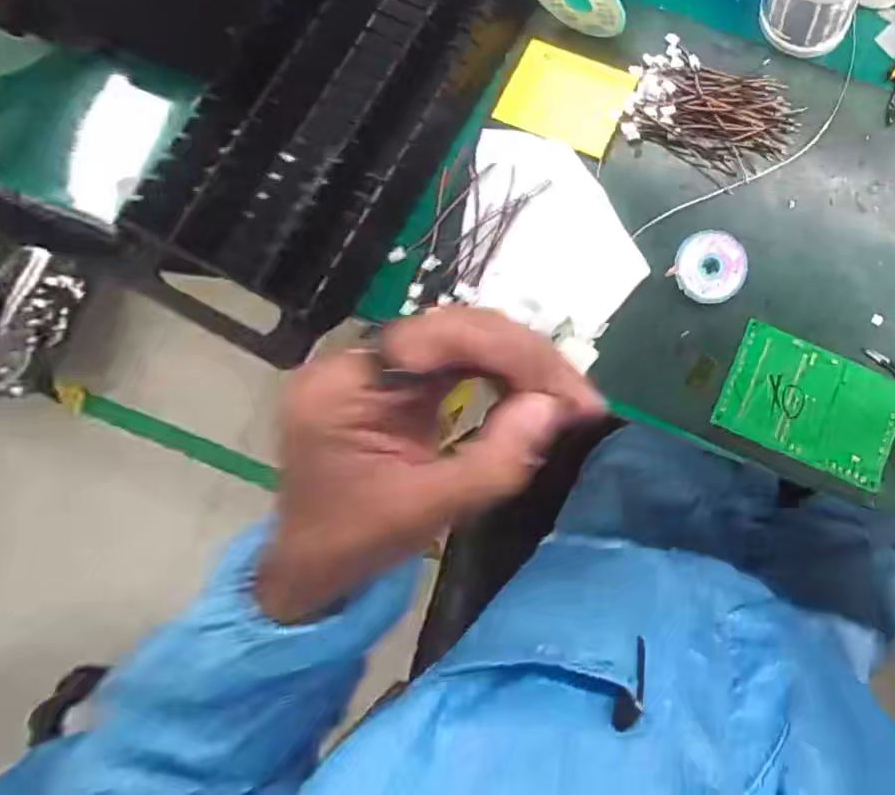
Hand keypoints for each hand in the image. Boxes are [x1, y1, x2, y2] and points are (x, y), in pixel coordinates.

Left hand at [255, 308, 604, 622]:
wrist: (312, 566)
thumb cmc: (354, 544)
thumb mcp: (426, 511)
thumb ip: (493, 461)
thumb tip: (553, 407)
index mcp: (346, 383)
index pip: (443, 337)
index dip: (514, 356)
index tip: (569, 396)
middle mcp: (360, 356)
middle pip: (461, 328)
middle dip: (529, 359)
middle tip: (581, 399)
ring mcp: (381, 362)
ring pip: (470, 335)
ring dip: (526, 363)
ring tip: (567, 398)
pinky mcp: (402, 375)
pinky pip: (465, 356)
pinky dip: (508, 373)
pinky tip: (536, 394)